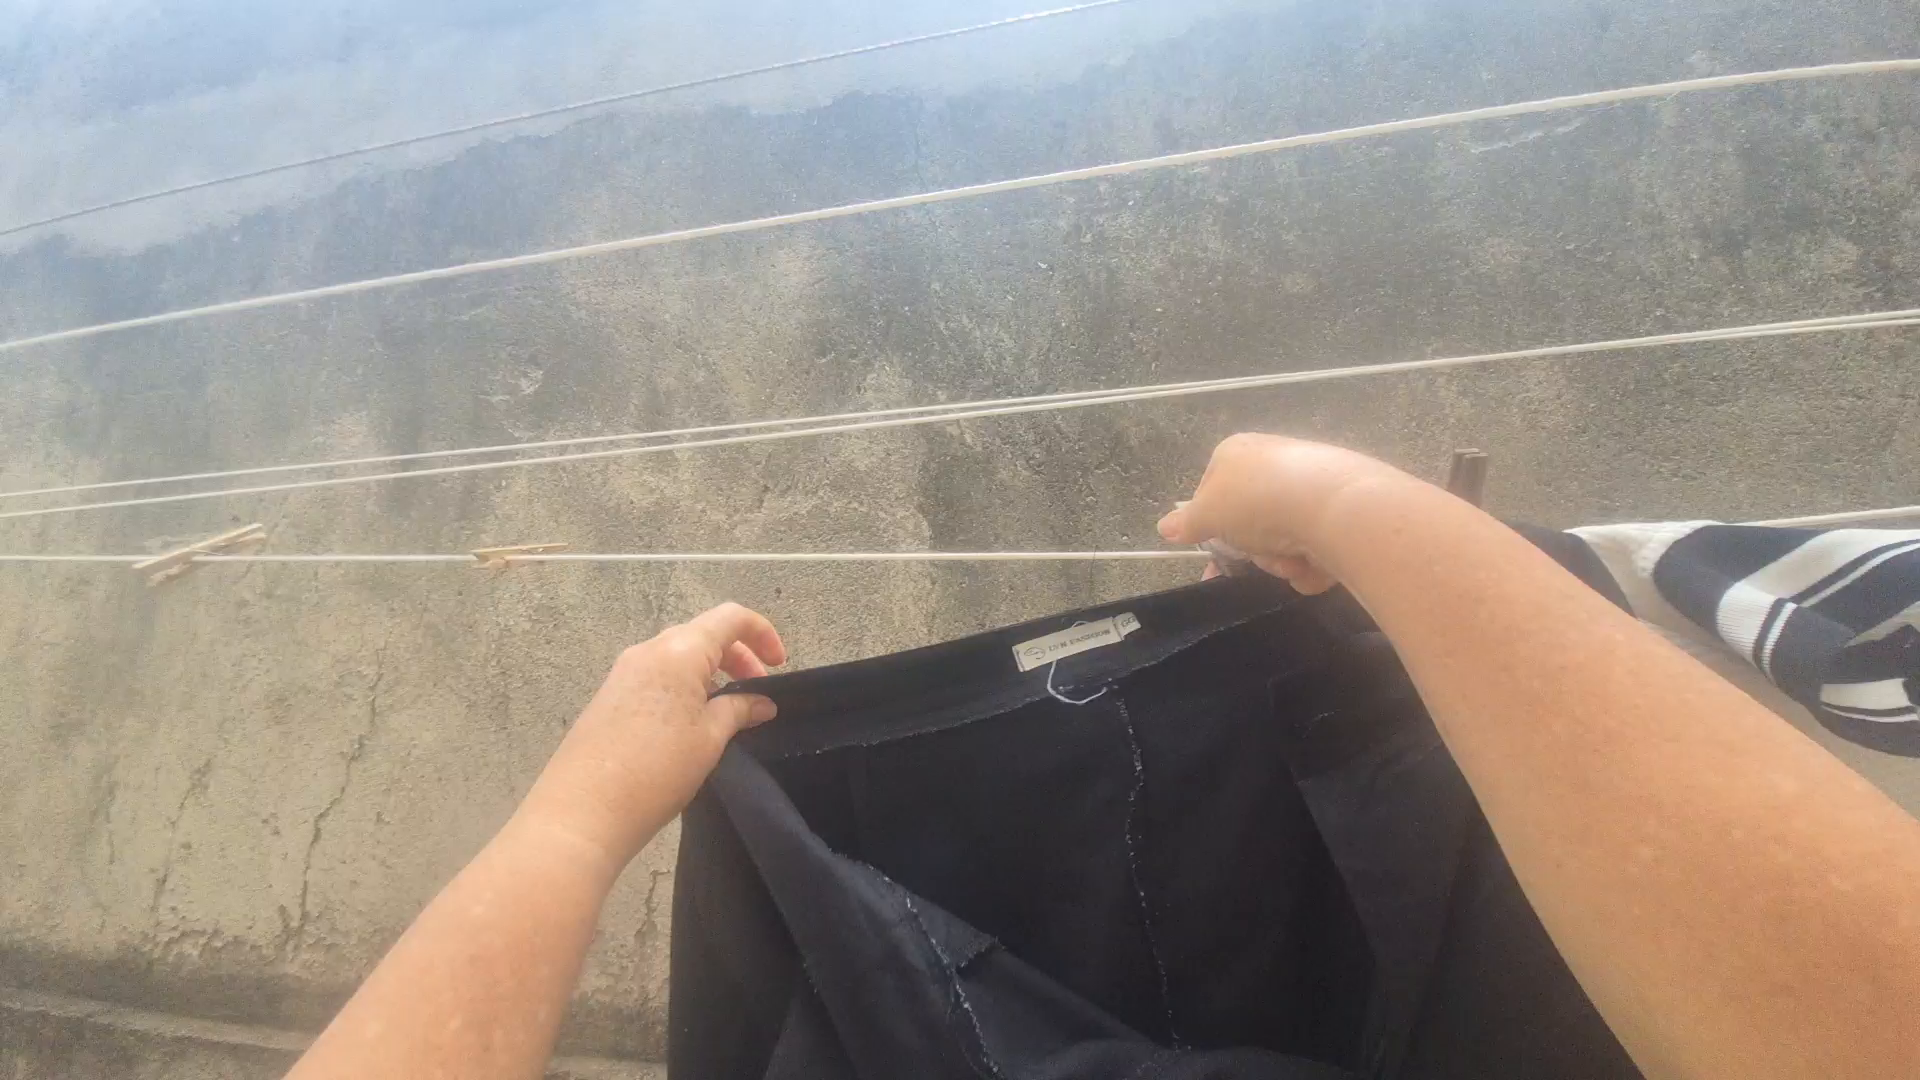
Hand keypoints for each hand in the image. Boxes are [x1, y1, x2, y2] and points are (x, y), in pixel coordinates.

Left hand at [515, 603, 786, 870]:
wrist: (580, 815)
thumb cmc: (657, 770)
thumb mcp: (710, 738)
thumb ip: (740, 709)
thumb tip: (761, 703)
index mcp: (679, 650)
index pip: (731, 617)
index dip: (763, 633)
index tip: (779, 666)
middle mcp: (650, 650)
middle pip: (705, 633)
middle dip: (739, 655)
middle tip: (759, 692)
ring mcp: (625, 671)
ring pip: (681, 654)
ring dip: (713, 671)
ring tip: (729, 709)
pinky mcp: (610, 695)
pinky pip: (659, 673)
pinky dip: (687, 684)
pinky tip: (693, 721)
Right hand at [1158, 433, 1414, 594]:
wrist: (1340, 507)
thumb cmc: (1258, 503)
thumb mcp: (1207, 514)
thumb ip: (1186, 523)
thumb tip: (1165, 527)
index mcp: (1236, 452)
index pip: (1210, 492)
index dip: (1210, 525)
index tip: (1215, 551)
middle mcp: (1274, 460)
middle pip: (1249, 521)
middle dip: (1253, 550)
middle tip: (1259, 558)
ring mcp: (1312, 481)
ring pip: (1283, 538)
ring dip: (1282, 561)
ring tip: (1294, 562)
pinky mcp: (1345, 506)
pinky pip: (1317, 544)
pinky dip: (1315, 562)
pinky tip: (1320, 565)